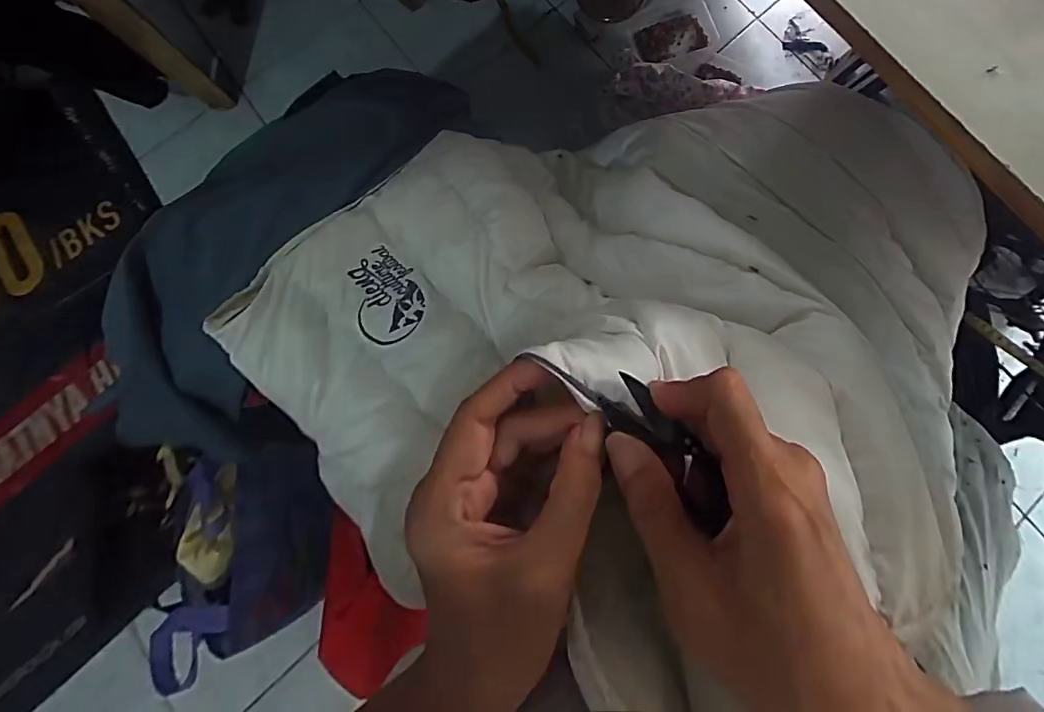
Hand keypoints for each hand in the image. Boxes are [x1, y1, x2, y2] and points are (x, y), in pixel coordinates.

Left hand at [399, 360, 604, 711]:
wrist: (479, 694)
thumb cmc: (502, 636)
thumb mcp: (546, 564)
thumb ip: (574, 490)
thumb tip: (596, 424)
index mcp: (443, 499)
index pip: (474, 420)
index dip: (512, 386)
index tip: (556, 364)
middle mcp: (451, 490)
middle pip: (502, 432)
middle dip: (550, 420)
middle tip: (601, 418)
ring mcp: (472, 502)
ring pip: (517, 449)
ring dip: (557, 438)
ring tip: (601, 431)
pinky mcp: (494, 514)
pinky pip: (527, 472)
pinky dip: (557, 461)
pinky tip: (589, 455)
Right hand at [606, 368, 964, 711]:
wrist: (849, 689)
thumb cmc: (767, 646)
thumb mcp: (691, 585)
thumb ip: (653, 506)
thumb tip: (623, 444)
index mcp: (768, 482)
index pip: (726, 393)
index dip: (680, 391)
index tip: (642, 415)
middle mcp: (793, 464)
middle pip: (730, 413)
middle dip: (682, 432)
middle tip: (651, 480)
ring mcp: (807, 478)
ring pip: (741, 437)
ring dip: (702, 458)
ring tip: (683, 517)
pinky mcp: (809, 495)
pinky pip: (757, 459)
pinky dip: (724, 473)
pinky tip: (713, 527)